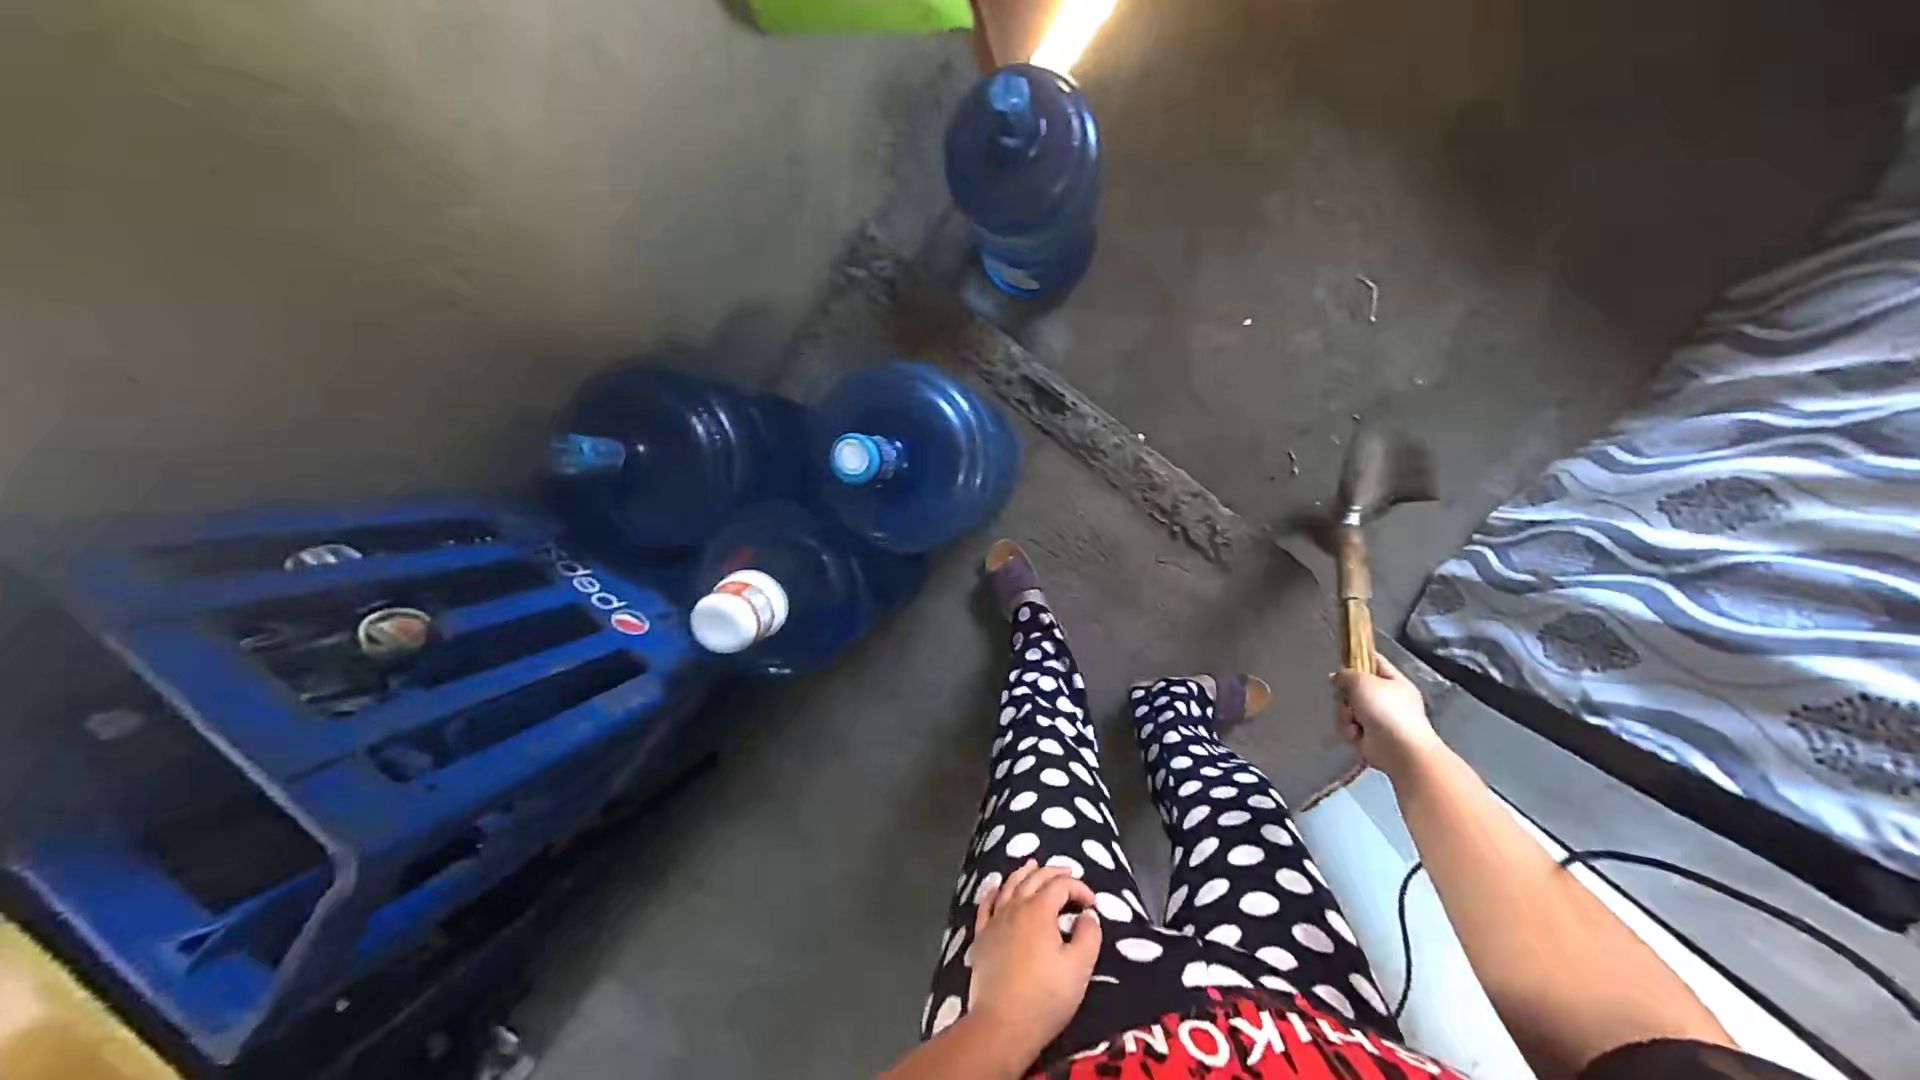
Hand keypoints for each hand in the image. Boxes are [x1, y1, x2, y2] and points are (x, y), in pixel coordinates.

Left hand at [967, 861, 1101, 1061]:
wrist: (1002, 1024)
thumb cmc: (1046, 996)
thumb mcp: (1079, 967)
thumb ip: (1089, 936)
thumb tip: (1088, 915)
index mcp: (1039, 910)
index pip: (1060, 886)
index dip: (1079, 888)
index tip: (1092, 903)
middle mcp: (1015, 907)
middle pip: (1034, 878)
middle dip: (1053, 872)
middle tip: (1067, 871)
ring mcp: (995, 921)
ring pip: (1009, 886)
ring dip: (1023, 873)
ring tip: (1032, 865)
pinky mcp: (981, 937)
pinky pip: (986, 905)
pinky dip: (993, 891)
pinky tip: (994, 888)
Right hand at [1331, 654, 1445, 778]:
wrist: (1400, 749)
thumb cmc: (1386, 709)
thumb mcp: (1362, 681)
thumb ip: (1346, 674)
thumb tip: (1337, 677)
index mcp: (1394, 682)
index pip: (1374, 661)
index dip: (1357, 658)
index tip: (1340, 660)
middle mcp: (1387, 699)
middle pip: (1355, 688)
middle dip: (1345, 695)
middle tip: (1345, 698)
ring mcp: (1379, 719)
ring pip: (1348, 709)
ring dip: (1345, 715)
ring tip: (1353, 722)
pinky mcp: (1369, 737)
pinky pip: (1349, 726)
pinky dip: (1350, 730)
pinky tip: (1356, 734)